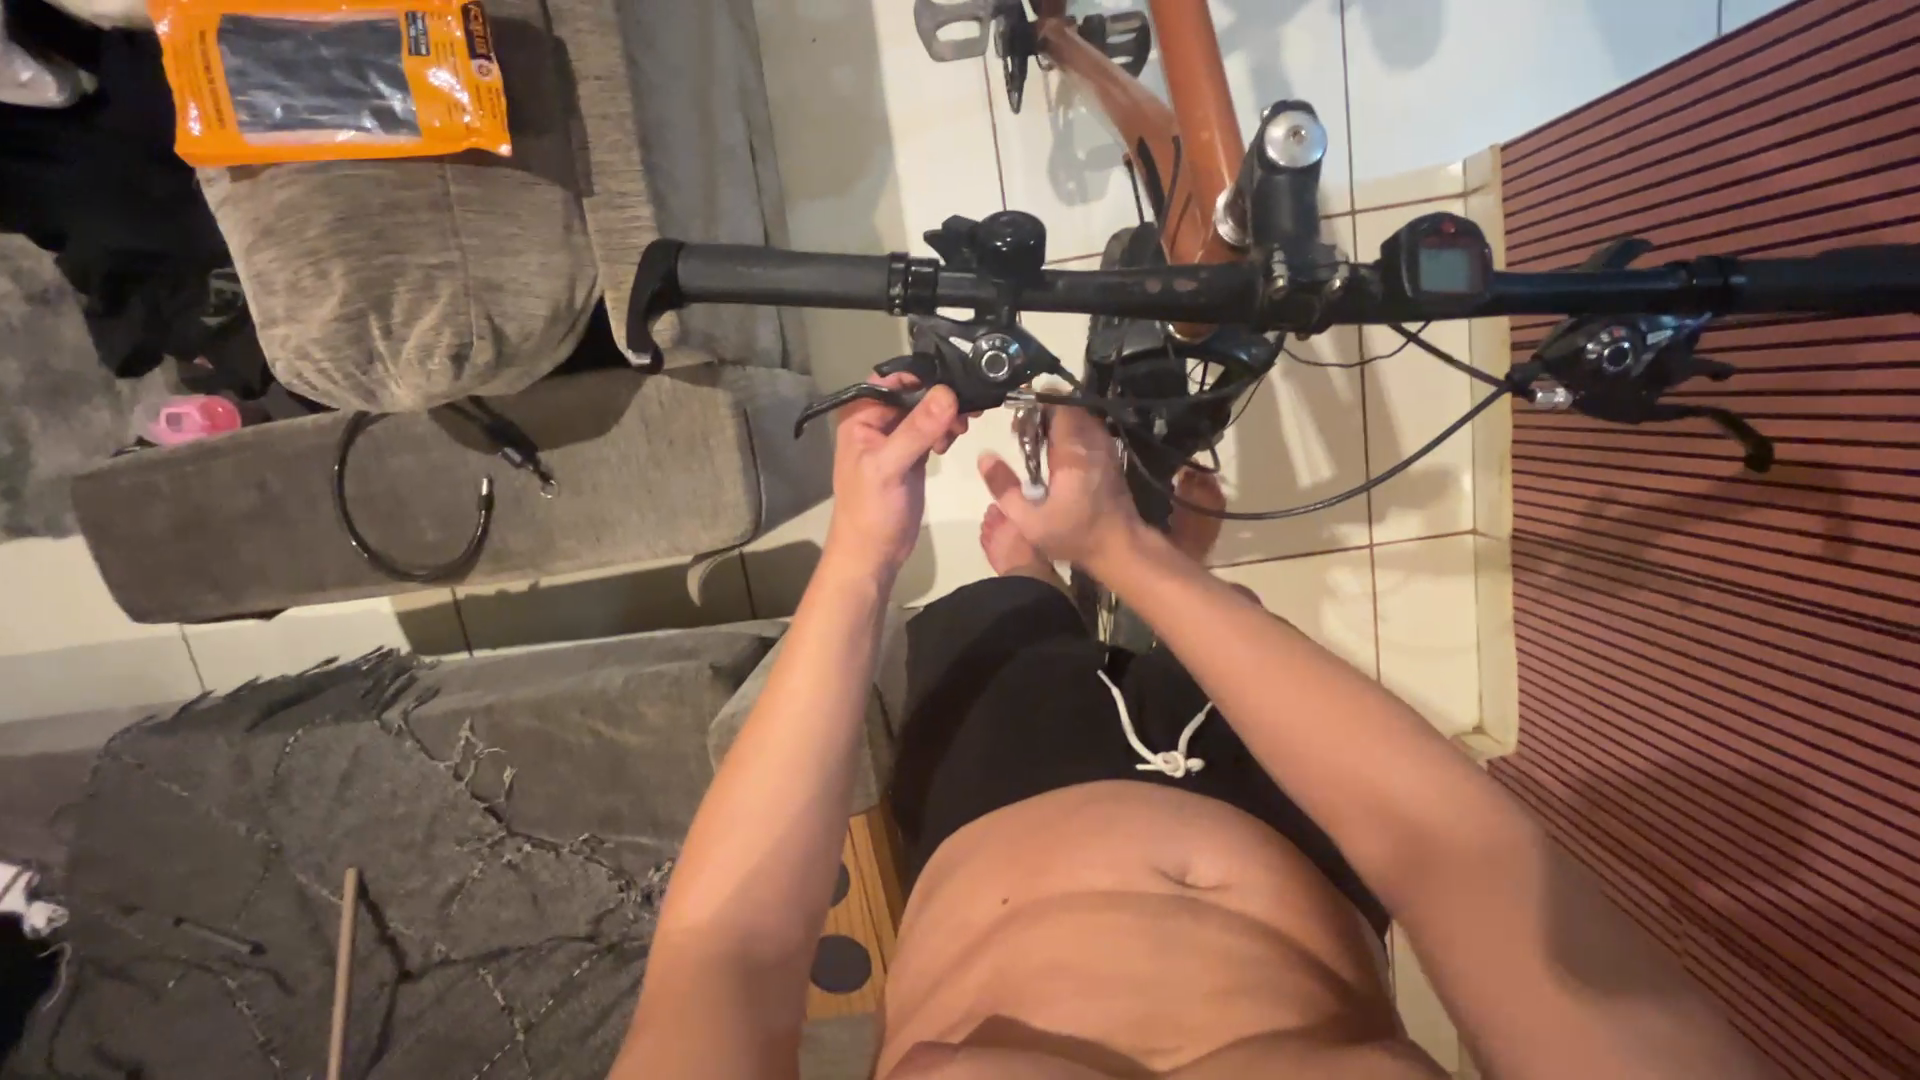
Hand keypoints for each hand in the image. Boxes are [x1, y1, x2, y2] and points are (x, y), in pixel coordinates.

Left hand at [823, 375, 966, 577]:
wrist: (873, 554)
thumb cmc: (870, 510)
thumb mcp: (889, 467)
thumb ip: (917, 430)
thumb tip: (948, 393)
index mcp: (861, 416)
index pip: (891, 379)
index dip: (921, 375)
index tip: (953, 380)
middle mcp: (877, 422)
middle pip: (914, 393)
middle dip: (941, 397)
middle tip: (966, 409)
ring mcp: (897, 439)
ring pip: (927, 411)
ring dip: (947, 414)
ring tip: (960, 429)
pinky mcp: (913, 456)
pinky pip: (933, 431)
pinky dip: (946, 430)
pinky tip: (953, 440)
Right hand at [977, 404, 1142, 568]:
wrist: (1120, 547)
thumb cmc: (1073, 535)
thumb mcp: (1029, 521)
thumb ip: (1003, 488)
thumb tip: (984, 457)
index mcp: (1072, 454)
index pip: (1059, 408)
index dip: (1036, 407)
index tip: (1018, 423)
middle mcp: (1092, 443)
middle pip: (1069, 408)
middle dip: (1043, 413)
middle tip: (1023, 433)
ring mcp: (1106, 448)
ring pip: (1080, 417)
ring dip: (1058, 422)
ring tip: (1037, 442)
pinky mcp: (1111, 456)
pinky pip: (1089, 430)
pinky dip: (1072, 433)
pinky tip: (1057, 454)